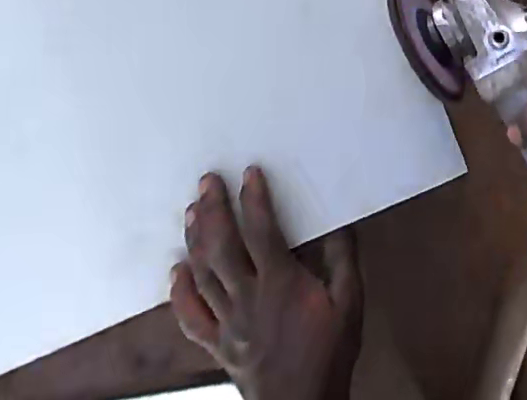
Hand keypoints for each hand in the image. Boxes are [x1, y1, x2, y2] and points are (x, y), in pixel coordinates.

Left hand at [171, 168, 362, 399]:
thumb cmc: (328, 354)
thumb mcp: (350, 303)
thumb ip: (344, 259)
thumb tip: (340, 221)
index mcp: (280, 283)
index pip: (261, 230)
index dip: (254, 198)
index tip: (249, 173)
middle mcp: (247, 298)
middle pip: (222, 246)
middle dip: (214, 209)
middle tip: (207, 180)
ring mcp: (228, 323)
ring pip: (203, 274)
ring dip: (195, 239)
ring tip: (192, 210)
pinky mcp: (218, 346)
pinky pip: (191, 318)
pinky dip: (180, 292)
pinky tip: (176, 270)